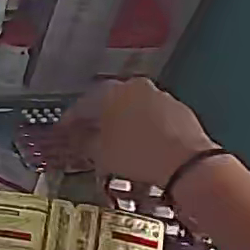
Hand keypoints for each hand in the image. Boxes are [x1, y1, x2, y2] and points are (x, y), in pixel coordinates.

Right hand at [53, 77, 218, 187]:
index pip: (81, 105)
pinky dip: (142, 127)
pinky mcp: (179, 110)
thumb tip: (78, 140)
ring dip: (121, 122)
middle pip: (108, 102)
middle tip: (86, 135)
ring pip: (131, 107)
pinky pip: (152, 117)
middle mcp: (134, 87)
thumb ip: (84, 143)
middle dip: (96, 118)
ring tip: (114, 142)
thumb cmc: (136, 155)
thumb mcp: (100, 155)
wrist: (187, 163)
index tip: (62, 131)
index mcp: (110, 92)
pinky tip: (140, 144)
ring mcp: (159, 96)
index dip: (69, 120)